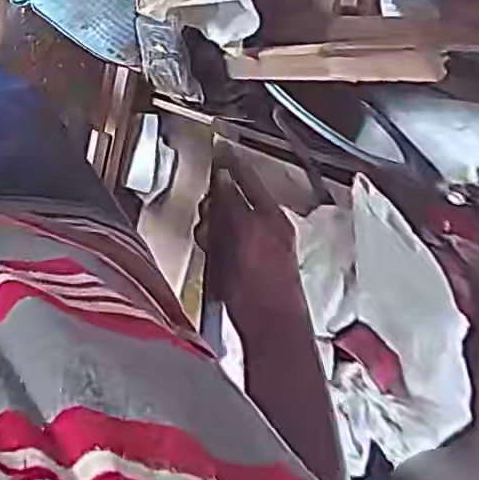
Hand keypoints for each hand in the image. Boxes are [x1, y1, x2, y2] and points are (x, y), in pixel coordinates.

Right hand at [196, 152, 307, 334]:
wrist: (271, 330)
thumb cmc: (262, 283)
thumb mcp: (243, 232)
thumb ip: (231, 201)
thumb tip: (221, 176)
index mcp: (271, 216)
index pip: (247, 178)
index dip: (230, 164)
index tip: (216, 149)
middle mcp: (267, 228)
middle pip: (231, 199)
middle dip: (214, 203)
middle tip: (206, 214)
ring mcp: (256, 247)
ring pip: (222, 221)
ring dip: (210, 226)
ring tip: (209, 242)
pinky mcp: (244, 265)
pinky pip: (221, 242)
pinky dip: (213, 244)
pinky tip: (212, 256)